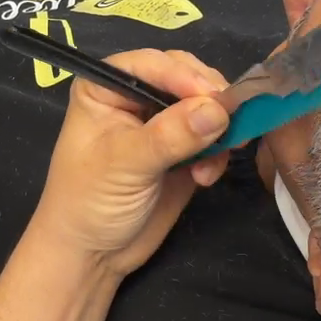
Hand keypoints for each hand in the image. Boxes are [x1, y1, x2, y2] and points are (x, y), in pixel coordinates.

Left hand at [29, 50, 232, 277]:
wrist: (92, 257)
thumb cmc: (90, 202)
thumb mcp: (124, 164)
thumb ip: (170, 135)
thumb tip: (217, 110)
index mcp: (106, 86)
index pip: (152, 64)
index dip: (184, 76)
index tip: (215, 98)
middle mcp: (134, 96)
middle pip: (184, 77)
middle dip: (208, 99)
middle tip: (229, 121)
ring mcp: (161, 122)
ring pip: (204, 104)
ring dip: (218, 127)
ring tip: (219, 156)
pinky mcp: (183, 149)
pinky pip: (213, 135)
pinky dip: (218, 152)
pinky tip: (205, 178)